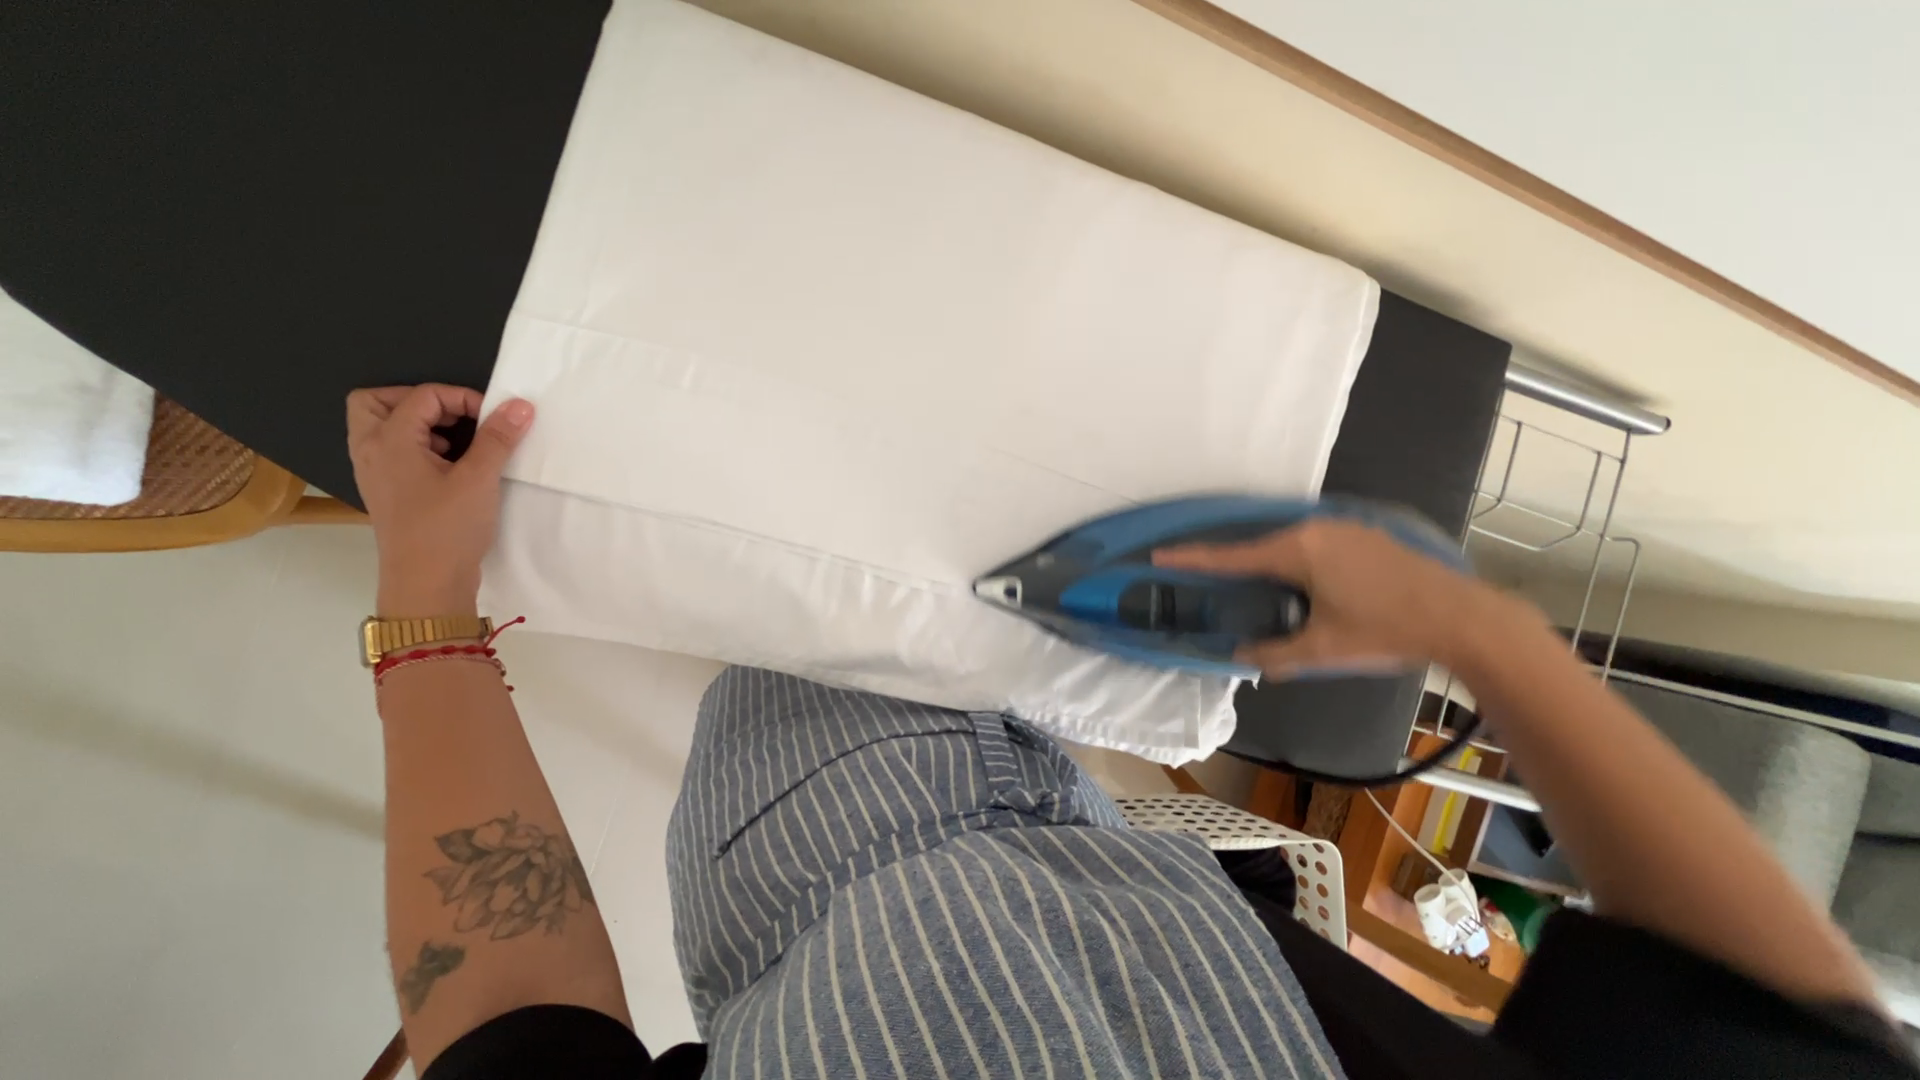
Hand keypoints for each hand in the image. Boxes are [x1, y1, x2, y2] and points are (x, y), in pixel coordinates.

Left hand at [345, 385, 534, 614]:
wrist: (427, 583)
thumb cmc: (447, 528)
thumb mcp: (479, 479)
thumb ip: (498, 438)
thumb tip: (519, 405)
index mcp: (389, 440)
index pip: (423, 396)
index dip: (463, 398)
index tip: (495, 420)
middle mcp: (372, 450)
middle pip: (377, 401)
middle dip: (420, 401)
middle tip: (457, 416)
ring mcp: (375, 472)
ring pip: (382, 427)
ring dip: (418, 424)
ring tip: (456, 442)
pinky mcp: (386, 491)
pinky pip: (393, 452)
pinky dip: (418, 447)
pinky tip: (449, 466)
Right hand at [1153, 519, 1528, 675]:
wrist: (1465, 619)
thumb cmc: (1386, 631)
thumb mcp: (1323, 650)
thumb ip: (1274, 654)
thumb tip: (1242, 656)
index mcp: (1299, 550)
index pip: (1233, 556)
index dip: (1193, 559)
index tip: (1159, 557)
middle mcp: (1317, 529)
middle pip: (1261, 547)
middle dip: (1234, 566)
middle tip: (1210, 584)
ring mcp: (1346, 528)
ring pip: (1290, 546)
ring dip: (1270, 567)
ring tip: (1258, 592)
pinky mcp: (1368, 536)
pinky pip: (1315, 546)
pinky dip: (1298, 564)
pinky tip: (1305, 587)